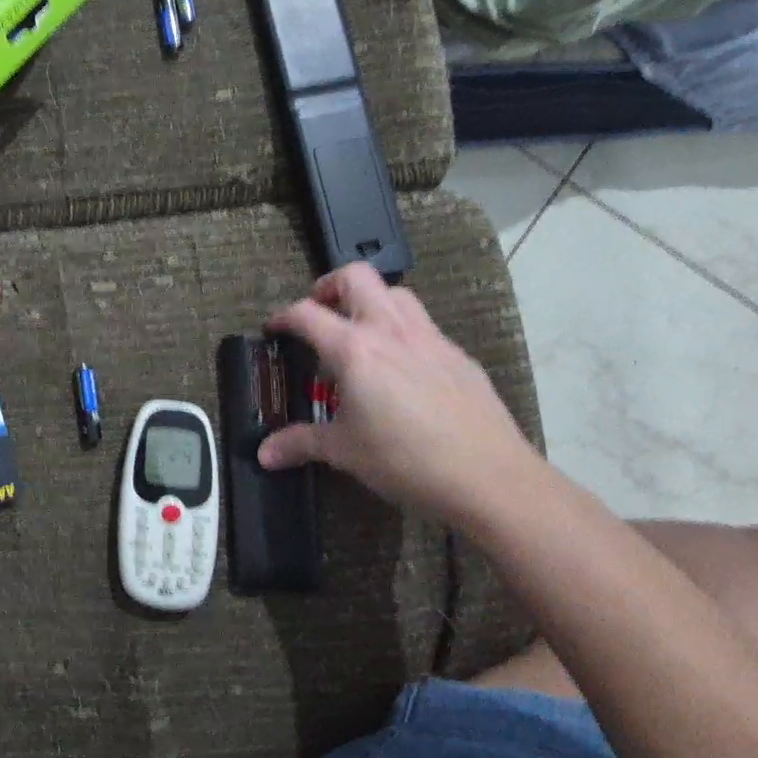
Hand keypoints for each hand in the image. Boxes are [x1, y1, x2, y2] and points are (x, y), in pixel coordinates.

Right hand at [261, 263, 539, 525]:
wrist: (491, 479)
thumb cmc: (406, 461)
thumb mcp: (344, 452)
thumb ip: (301, 443)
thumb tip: (265, 455)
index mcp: (355, 350)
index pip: (306, 314)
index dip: (283, 317)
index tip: (274, 328)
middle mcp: (391, 332)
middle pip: (357, 277)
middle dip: (330, 286)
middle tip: (319, 313)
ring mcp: (431, 340)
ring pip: (396, 294)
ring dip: (371, 302)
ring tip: (360, 335)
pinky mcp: (460, 357)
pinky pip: (424, 327)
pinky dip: (403, 333)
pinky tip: (402, 372)